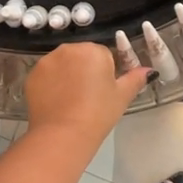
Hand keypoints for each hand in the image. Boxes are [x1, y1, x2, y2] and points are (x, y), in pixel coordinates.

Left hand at [25, 43, 150, 146]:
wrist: (62, 134)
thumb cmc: (98, 114)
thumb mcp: (122, 96)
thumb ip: (136, 79)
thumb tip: (150, 71)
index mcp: (93, 50)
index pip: (103, 54)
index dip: (105, 74)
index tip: (102, 92)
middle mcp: (68, 49)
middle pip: (81, 56)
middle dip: (84, 71)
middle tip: (88, 98)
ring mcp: (47, 61)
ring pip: (62, 64)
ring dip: (67, 76)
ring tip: (71, 101)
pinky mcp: (32, 75)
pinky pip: (46, 76)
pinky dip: (51, 85)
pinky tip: (57, 103)